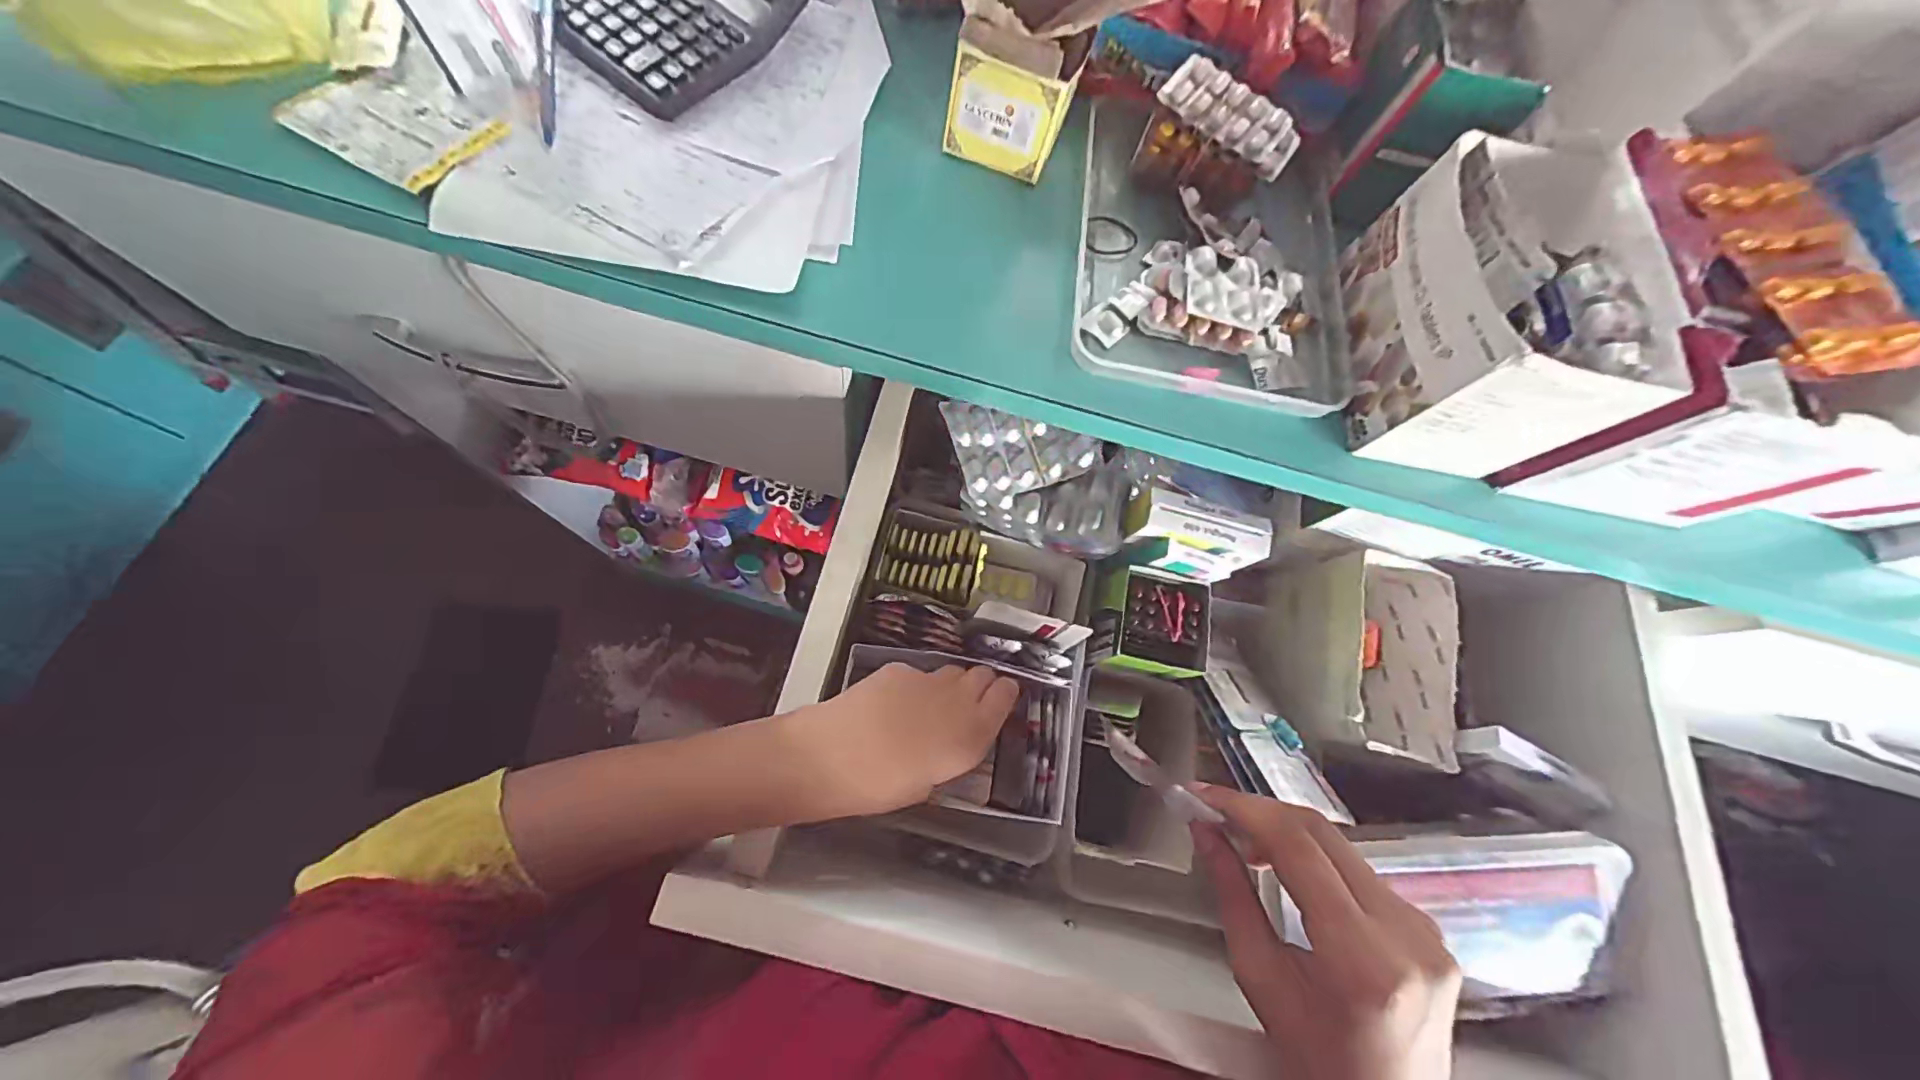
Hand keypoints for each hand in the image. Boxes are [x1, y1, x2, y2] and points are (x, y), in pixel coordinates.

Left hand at [778, 663, 1019, 820]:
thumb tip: (948, 744)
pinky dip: (915, 685)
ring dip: (951, 685)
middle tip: (966, 705)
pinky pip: (920, 673)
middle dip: (981, 686)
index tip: (1000, 702)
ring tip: (929, 707)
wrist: (829, 755)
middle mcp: (958, 702)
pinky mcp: (900, 668)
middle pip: (985, 676)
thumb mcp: (926, 784)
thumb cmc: (878, 787)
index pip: (1006, 697)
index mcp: (970, 738)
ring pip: (953, 672)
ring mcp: (928, 680)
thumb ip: (948, 757)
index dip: (1005, 697)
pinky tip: (893, 705)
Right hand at [1190, 785, 1459, 1079]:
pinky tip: (1288, 869)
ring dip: (1286, 832)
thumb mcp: (1259, 978)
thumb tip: (1205, 832)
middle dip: (1262, 812)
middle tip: (1217, 813)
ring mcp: (1425, 929)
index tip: (1204, 796)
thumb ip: (1232, 896)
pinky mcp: (1430, 928)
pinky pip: (1361, 871)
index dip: (1245, 809)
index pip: (1297, 847)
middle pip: (1323, 834)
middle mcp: (1405, 932)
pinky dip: (1316, 857)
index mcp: (1360, 955)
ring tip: (1244, 841)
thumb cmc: (1315, 1057)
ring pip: (1342, 847)